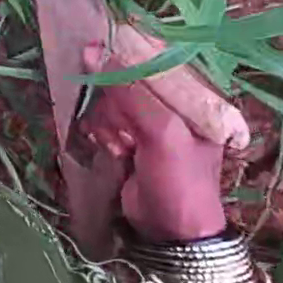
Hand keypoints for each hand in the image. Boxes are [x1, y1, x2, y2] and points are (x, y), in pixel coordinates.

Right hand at [75, 49, 230, 244]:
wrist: (171, 232)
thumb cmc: (178, 180)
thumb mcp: (161, 131)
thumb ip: (129, 90)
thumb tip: (90, 50)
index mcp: (192, 93)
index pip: (152, 56)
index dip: (122, 58)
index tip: (95, 60)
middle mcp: (171, 101)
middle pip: (123, 80)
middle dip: (115, 104)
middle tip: (123, 130)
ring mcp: (148, 121)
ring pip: (109, 101)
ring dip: (107, 123)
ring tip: (121, 147)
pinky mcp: (128, 137)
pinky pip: (103, 119)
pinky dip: (102, 134)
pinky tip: (113, 151)